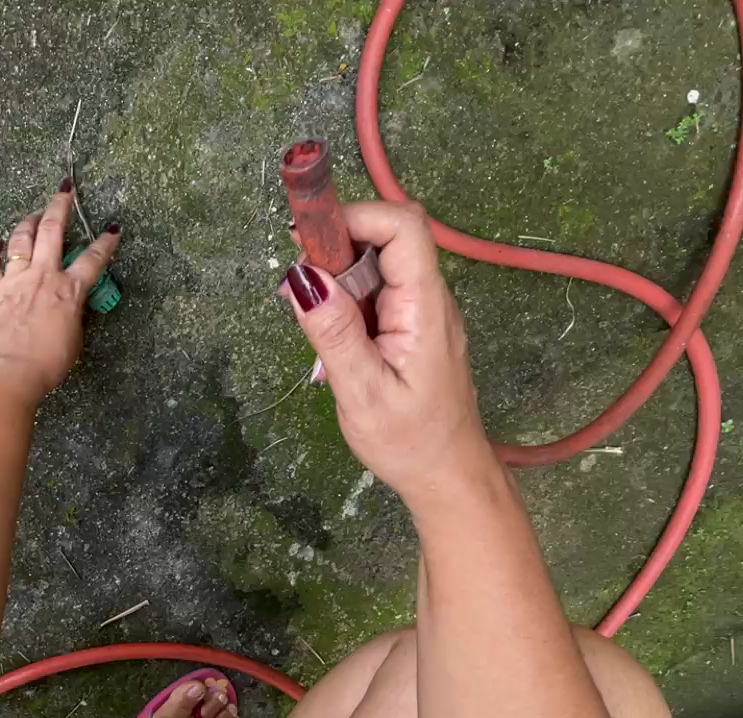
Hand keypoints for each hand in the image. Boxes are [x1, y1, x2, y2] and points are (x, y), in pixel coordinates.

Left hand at [0, 184, 120, 401]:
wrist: (11, 372)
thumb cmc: (48, 364)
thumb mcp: (74, 340)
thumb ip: (75, 315)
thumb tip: (73, 303)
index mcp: (69, 291)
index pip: (94, 260)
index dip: (106, 243)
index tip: (113, 230)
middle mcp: (43, 276)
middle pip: (53, 230)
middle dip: (61, 206)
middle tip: (65, 192)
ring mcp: (15, 280)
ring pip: (21, 239)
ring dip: (28, 222)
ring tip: (33, 214)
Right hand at [282, 201, 496, 502]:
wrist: (445, 475)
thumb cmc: (408, 441)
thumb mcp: (362, 392)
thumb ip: (334, 333)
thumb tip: (303, 278)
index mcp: (424, 307)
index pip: (401, 227)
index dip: (354, 217)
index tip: (305, 239)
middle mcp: (429, 300)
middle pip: (387, 240)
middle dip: (336, 249)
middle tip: (296, 287)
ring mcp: (421, 314)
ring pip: (378, 269)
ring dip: (336, 281)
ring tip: (310, 321)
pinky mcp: (410, 330)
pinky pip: (376, 297)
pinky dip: (345, 304)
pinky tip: (330, 338)